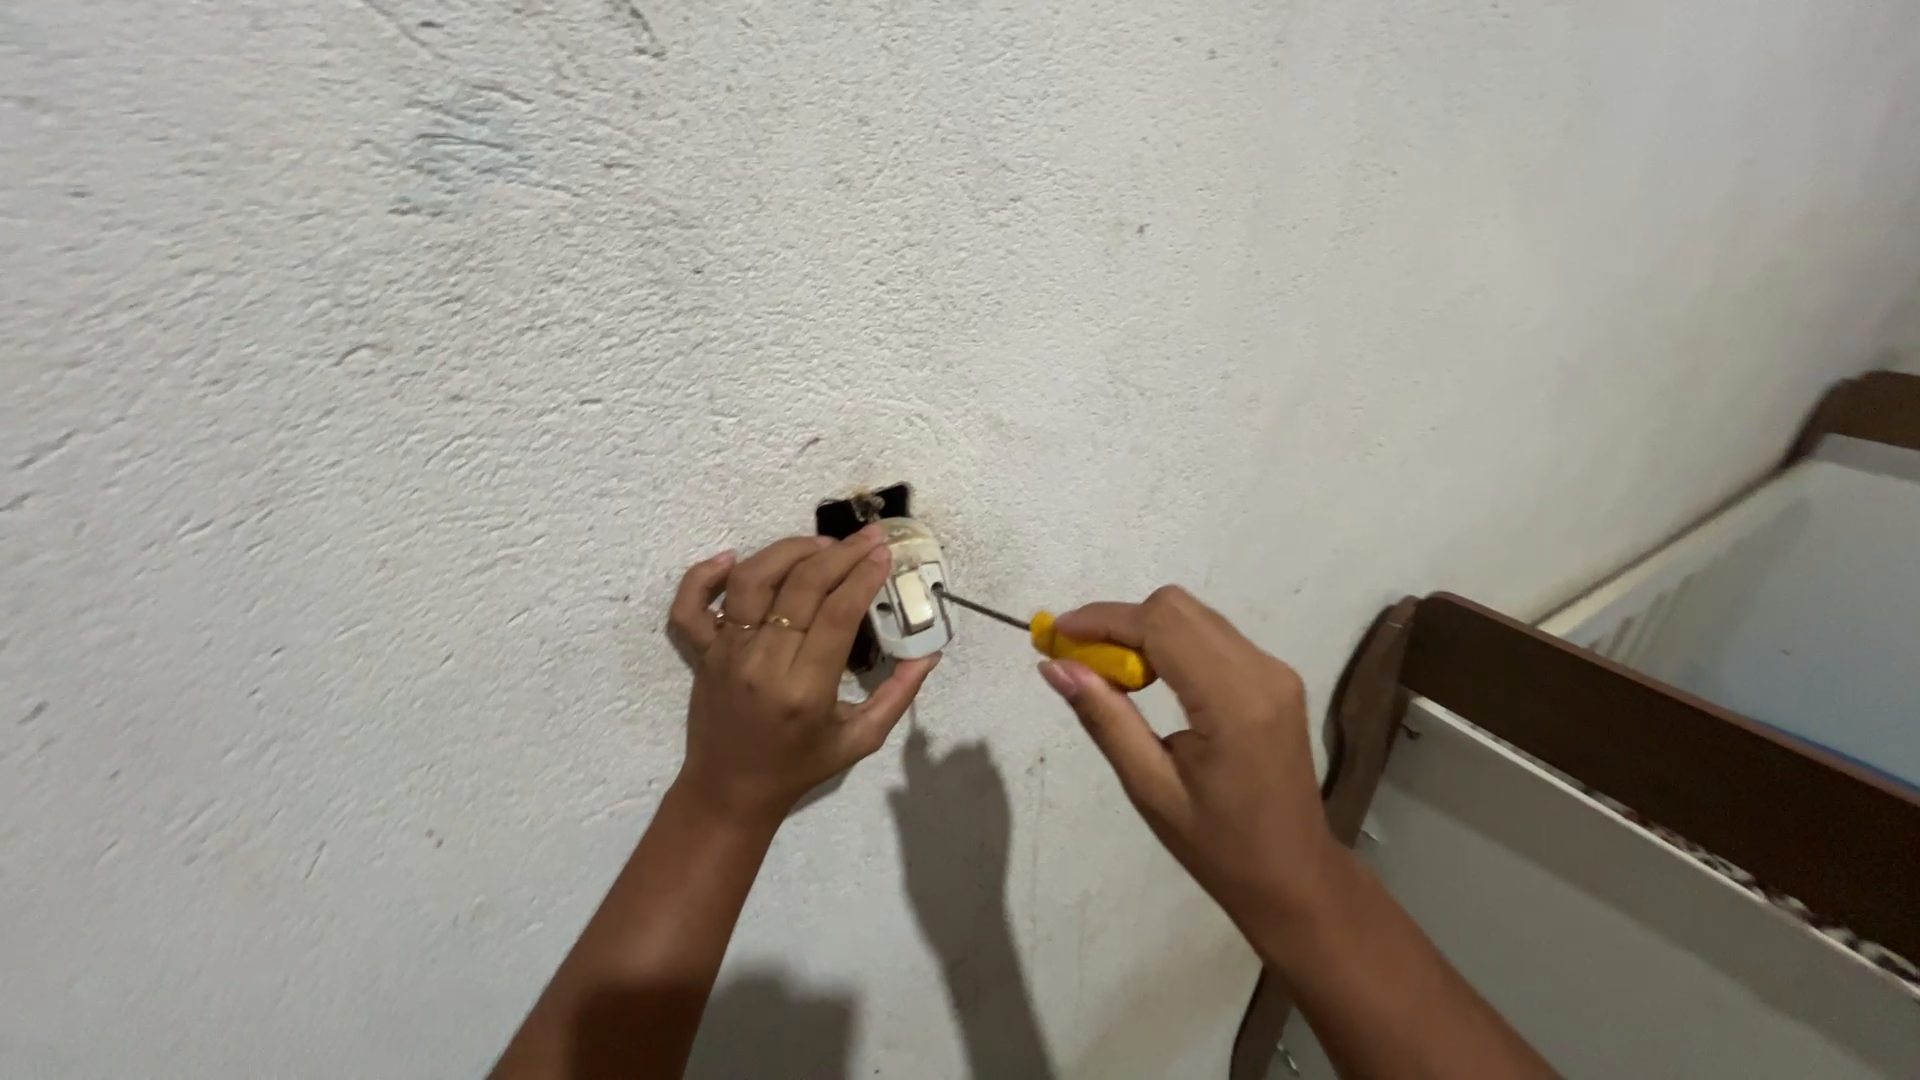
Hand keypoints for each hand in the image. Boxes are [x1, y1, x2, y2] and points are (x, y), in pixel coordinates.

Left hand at [666, 528, 939, 826]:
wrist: (730, 792)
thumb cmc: (801, 766)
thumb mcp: (861, 740)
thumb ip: (898, 695)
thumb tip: (931, 651)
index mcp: (806, 690)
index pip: (837, 613)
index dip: (863, 577)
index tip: (884, 554)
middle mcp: (762, 665)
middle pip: (800, 587)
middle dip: (839, 553)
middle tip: (866, 538)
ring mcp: (726, 654)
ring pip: (751, 581)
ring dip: (787, 551)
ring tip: (820, 544)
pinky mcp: (701, 653)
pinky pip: (689, 607)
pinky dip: (703, 575)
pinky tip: (732, 558)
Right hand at [1037, 587, 1340, 932]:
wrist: (1296, 876)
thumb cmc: (1219, 846)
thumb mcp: (1150, 787)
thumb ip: (1104, 717)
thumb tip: (1055, 667)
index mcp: (1233, 702)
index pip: (1160, 625)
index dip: (1102, 620)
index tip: (1055, 636)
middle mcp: (1261, 671)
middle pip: (1177, 607)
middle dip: (1119, 622)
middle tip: (1081, 659)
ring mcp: (1274, 670)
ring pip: (1193, 615)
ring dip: (1143, 630)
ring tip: (1108, 672)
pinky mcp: (1275, 676)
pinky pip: (1211, 635)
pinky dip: (1170, 642)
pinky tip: (1149, 678)